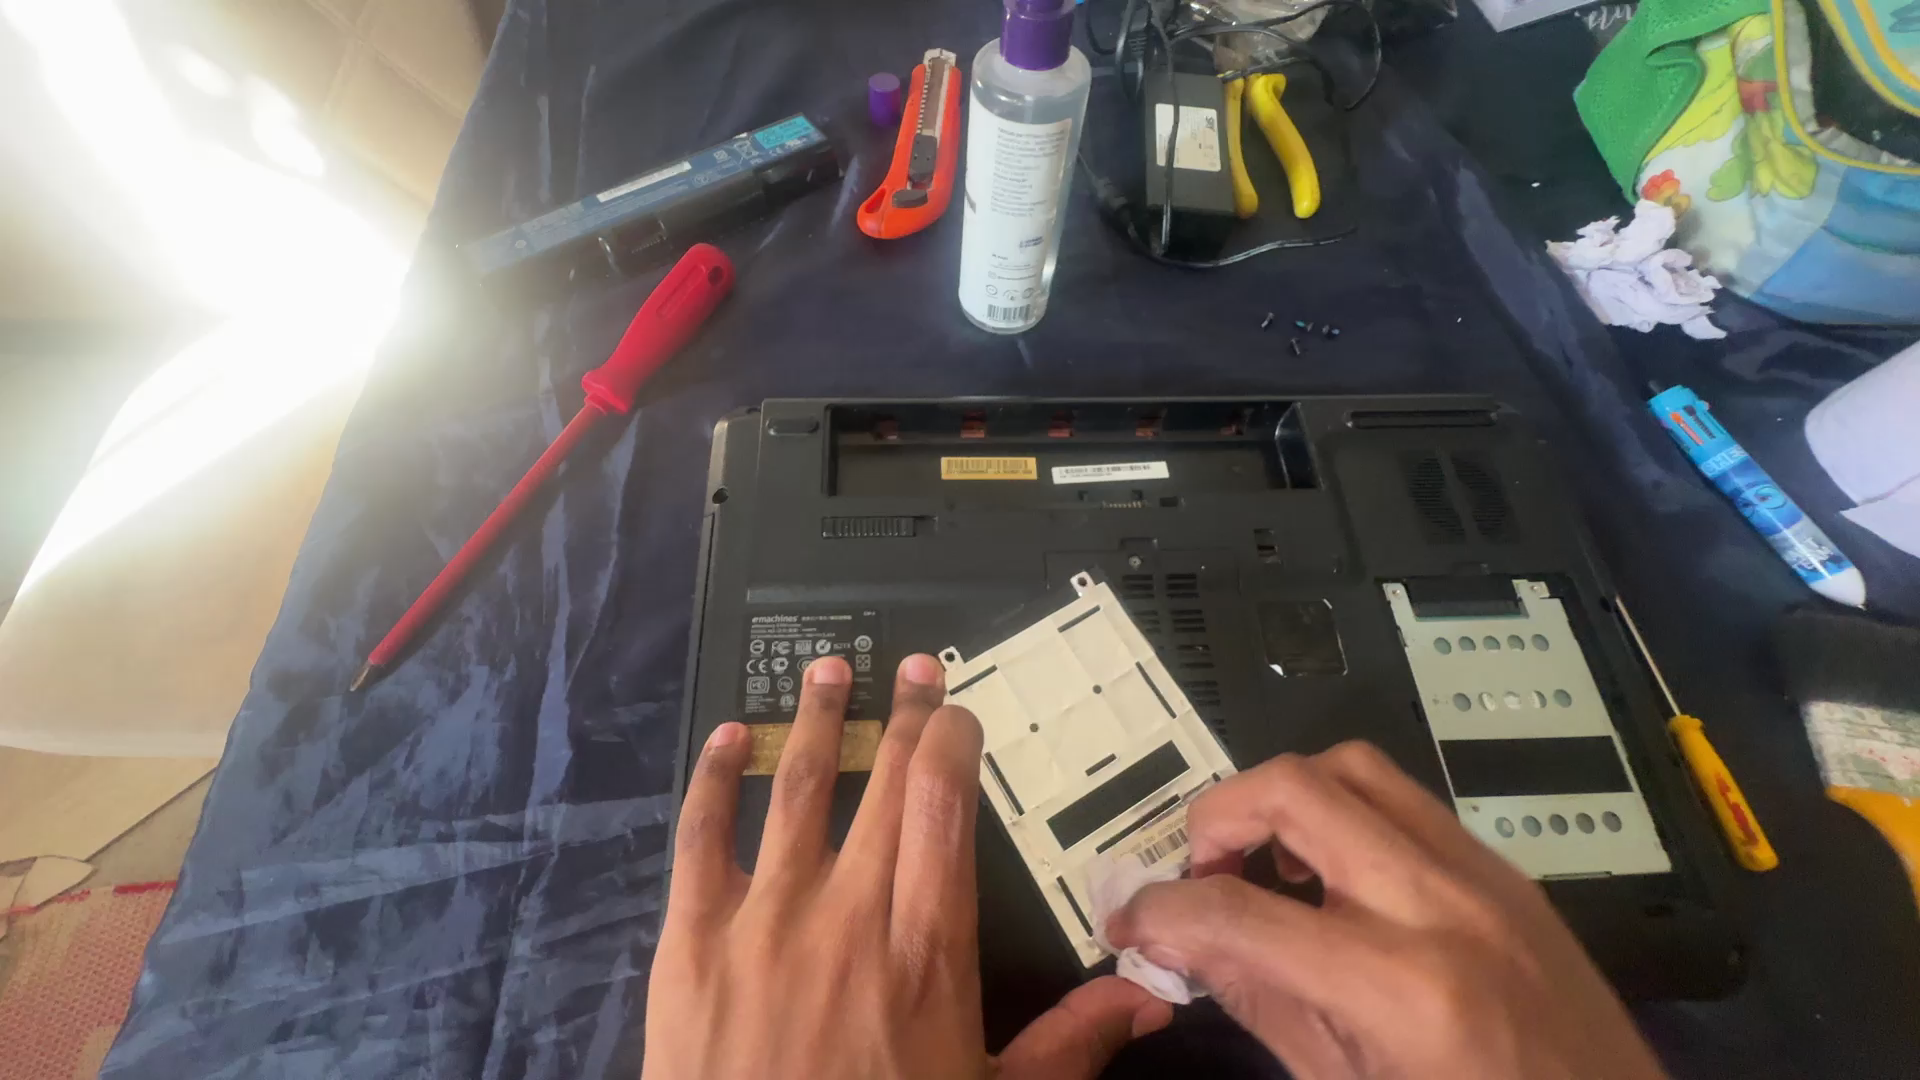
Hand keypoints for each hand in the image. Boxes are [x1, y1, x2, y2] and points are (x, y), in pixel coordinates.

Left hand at [644, 653, 1172, 1078]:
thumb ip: (1070, 1043)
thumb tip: (1149, 994)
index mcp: (924, 948)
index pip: (944, 801)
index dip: (951, 739)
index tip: (955, 713)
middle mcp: (846, 916)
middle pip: (883, 781)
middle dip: (902, 714)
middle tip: (912, 670)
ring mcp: (763, 922)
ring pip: (794, 787)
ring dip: (814, 720)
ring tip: (830, 672)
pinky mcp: (690, 944)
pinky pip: (699, 838)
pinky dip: (712, 779)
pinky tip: (726, 737)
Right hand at [1106, 741, 1667, 1079]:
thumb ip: (1253, 996)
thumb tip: (1170, 937)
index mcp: (1406, 993)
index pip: (1240, 914)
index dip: (1161, 912)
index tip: (1129, 919)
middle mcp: (1444, 907)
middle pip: (1295, 789)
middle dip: (1216, 818)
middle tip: (1202, 873)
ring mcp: (1482, 875)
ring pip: (1347, 766)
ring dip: (1280, 798)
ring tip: (1264, 859)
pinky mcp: (1499, 866)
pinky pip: (1395, 795)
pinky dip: (1335, 810)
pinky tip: (1329, 871)